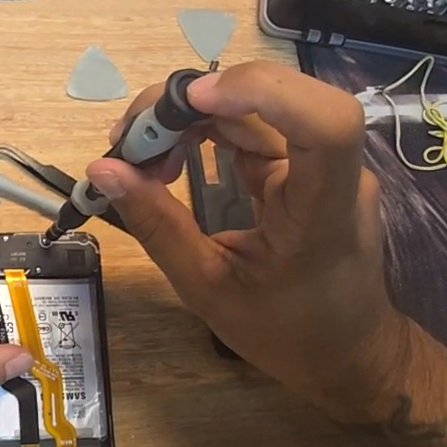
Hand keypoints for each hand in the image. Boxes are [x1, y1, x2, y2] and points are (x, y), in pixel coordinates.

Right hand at [88, 63, 413, 415]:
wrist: (343, 354)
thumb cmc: (283, 332)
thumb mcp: (205, 286)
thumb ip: (157, 224)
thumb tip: (103, 169)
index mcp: (323, 212)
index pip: (324, 123)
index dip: (261, 92)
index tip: (189, 101)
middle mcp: (332, 175)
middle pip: (271, 103)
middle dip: (191, 105)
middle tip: (126, 137)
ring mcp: (318, 168)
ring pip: (253, 111)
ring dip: (188, 119)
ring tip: (135, 152)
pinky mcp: (302, 169)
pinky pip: (250, 132)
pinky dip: (201, 135)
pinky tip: (163, 157)